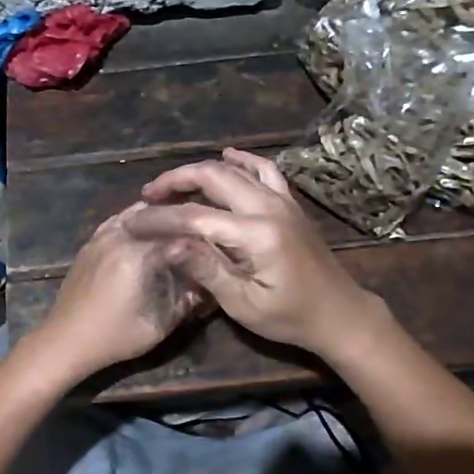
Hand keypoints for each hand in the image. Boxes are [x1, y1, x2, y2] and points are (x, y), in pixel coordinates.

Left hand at [28, 202, 210, 378]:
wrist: (65, 340)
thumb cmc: (114, 337)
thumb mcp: (159, 325)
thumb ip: (186, 300)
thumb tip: (209, 281)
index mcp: (136, 254)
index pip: (177, 232)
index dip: (198, 237)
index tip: (212, 247)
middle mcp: (118, 237)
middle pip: (157, 216)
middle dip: (180, 222)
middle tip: (198, 234)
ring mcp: (100, 237)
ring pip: (135, 213)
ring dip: (157, 217)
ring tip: (176, 228)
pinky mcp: (90, 243)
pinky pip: (117, 221)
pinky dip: (135, 219)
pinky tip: (146, 229)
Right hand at [126, 149, 389, 354]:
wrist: (340, 315)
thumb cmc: (290, 317)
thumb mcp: (242, 303)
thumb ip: (205, 269)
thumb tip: (167, 245)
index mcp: (257, 234)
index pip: (195, 217)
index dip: (159, 219)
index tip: (132, 224)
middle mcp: (269, 207)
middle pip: (213, 177)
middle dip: (175, 182)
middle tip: (148, 196)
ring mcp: (283, 201)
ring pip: (234, 170)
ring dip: (200, 171)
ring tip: (173, 184)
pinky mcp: (290, 203)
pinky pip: (264, 170)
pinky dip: (242, 160)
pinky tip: (226, 155)